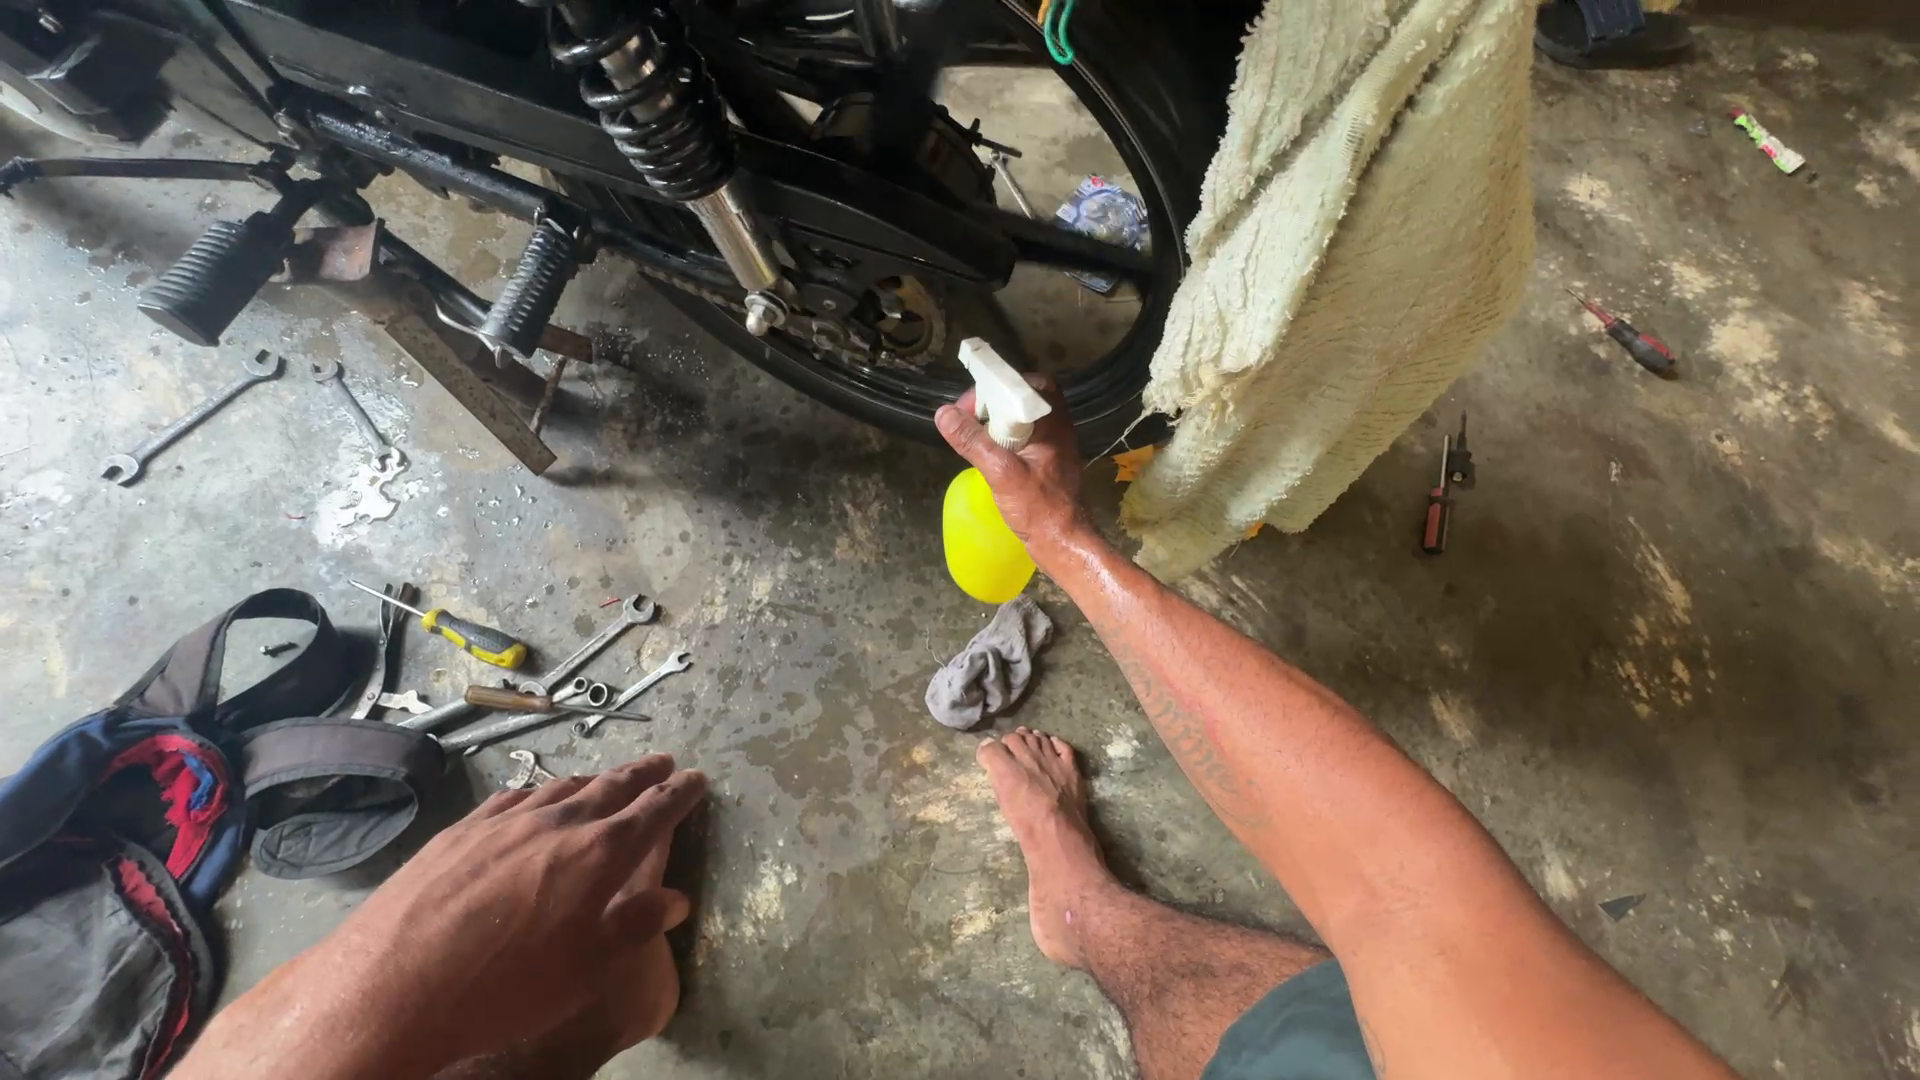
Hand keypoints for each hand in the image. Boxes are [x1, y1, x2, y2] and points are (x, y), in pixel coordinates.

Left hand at [339, 757, 703, 1061]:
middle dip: (645, 772)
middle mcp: (560, 823)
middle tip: (665, 762)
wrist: (384, 991)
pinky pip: (515, 797)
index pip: (656, 809)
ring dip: (595, 779)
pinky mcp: (462, 830)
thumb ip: (636, 927)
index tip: (698, 778)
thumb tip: (676, 899)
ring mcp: (507, 821)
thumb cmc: (502, 990)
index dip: (682, 791)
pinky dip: (541, 792)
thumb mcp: (586, 972)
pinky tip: (537, 799)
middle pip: (614, 785)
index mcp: (600, 854)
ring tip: (607, 780)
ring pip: (564, 786)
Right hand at [934, 374, 1093, 560]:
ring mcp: (1053, 447)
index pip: (1029, 384)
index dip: (999, 386)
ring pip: (1021, 422)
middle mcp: (1056, 429)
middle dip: (992, 405)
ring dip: (995, 425)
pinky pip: (1022, 440)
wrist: (1063, 542)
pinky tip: (987, 456)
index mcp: (1053, 423)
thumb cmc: (1039, 508)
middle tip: (967, 420)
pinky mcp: (1046, 464)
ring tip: (972, 437)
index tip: (973, 404)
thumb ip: (973, 442)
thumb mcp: (1001, 472)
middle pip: (1022, 401)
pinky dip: (1002, 442)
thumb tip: (944, 414)